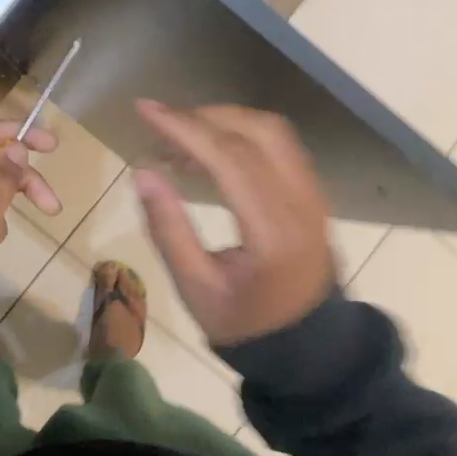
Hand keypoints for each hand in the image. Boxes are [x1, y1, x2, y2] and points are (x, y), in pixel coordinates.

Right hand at [131, 100, 334, 346]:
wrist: (306, 344)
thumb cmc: (243, 322)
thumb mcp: (195, 288)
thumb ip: (169, 229)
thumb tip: (143, 172)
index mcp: (271, 231)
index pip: (229, 158)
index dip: (184, 128)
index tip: (145, 111)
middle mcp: (300, 203)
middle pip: (254, 132)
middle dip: (201, 118)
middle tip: (159, 126)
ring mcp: (313, 195)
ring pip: (272, 131)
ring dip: (224, 121)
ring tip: (182, 139)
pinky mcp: (313, 193)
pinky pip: (281, 145)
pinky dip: (243, 134)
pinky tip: (212, 151)